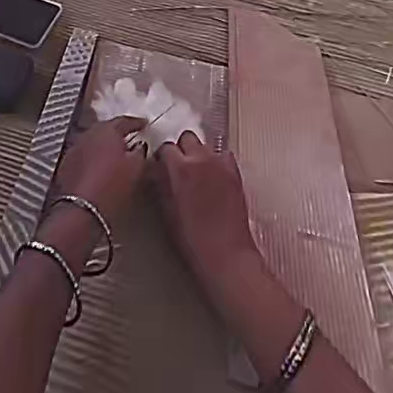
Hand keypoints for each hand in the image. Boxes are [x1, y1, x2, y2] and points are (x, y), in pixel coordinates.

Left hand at [52, 116, 149, 224]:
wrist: (81, 210)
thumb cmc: (113, 186)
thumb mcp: (136, 169)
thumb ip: (139, 153)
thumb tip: (139, 146)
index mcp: (107, 131)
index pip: (124, 121)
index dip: (136, 123)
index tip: (144, 124)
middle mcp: (88, 134)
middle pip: (105, 128)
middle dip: (118, 133)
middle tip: (130, 139)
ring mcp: (74, 149)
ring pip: (93, 141)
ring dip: (104, 146)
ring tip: (116, 154)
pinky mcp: (66, 164)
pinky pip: (84, 154)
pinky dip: (93, 157)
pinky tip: (99, 167)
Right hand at [151, 132, 261, 297]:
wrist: (225, 254)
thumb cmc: (192, 238)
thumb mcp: (166, 209)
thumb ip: (160, 182)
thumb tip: (157, 171)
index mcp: (179, 167)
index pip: (166, 147)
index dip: (162, 157)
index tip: (161, 166)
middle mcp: (201, 159)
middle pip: (187, 138)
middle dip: (181, 149)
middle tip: (178, 167)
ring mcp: (220, 164)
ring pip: (205, 145)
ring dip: (199, 154)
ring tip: (197, 173)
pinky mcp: (235, 172)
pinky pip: (223, 155)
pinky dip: (217, 160)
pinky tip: (214, 176)